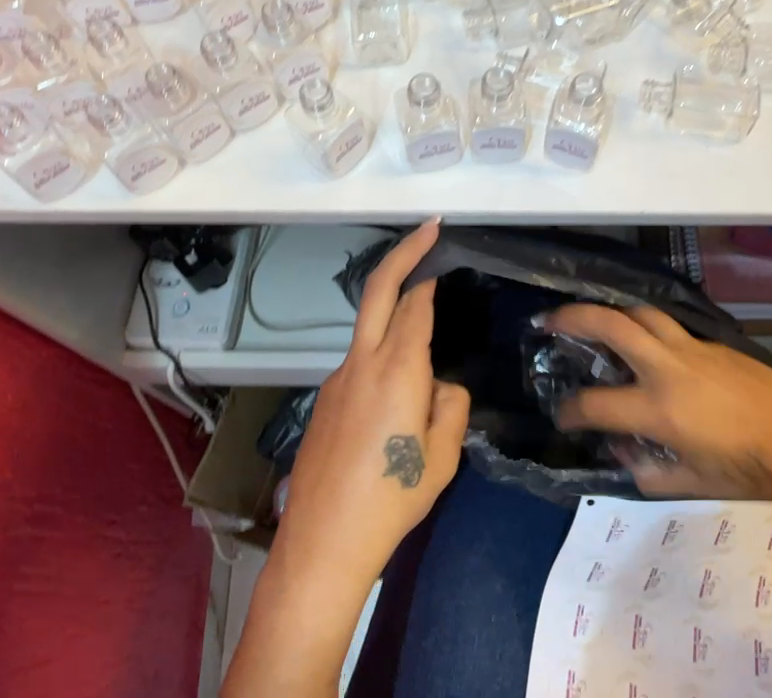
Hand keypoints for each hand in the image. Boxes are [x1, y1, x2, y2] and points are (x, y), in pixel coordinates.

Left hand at [276, 220, 469, 584]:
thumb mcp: (442, 459)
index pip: (413, 303)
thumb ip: (450, 407)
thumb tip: (441, 385)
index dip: (427, 271)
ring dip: (395, 311)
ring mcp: (336, 380)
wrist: (322, 542)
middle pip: (377, 290)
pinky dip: (383, 354)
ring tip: (431, 332)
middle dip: (403, 253)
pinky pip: (359, 362)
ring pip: (368, 328)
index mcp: (396, 371)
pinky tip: (399, 398)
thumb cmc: (390, 501)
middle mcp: (361, 363)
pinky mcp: (324, 400)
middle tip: (428, 229)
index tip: (441, 246)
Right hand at [548, 303, 771, 516]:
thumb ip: (644, 469)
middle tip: (546, 322)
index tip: (561, 417)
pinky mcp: (715, 345)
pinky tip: (648, 351)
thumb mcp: (689, 483)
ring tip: (593, 322)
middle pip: (609, 324)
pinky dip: (646, 330)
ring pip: (641, 313)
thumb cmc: (749, 472)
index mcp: (658, 409)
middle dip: (570, 318)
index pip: (594, 404)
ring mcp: (693, 349)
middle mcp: (668, 368)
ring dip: (610, 313)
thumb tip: (622, 448)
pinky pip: (670, 328)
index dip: (568, 412)